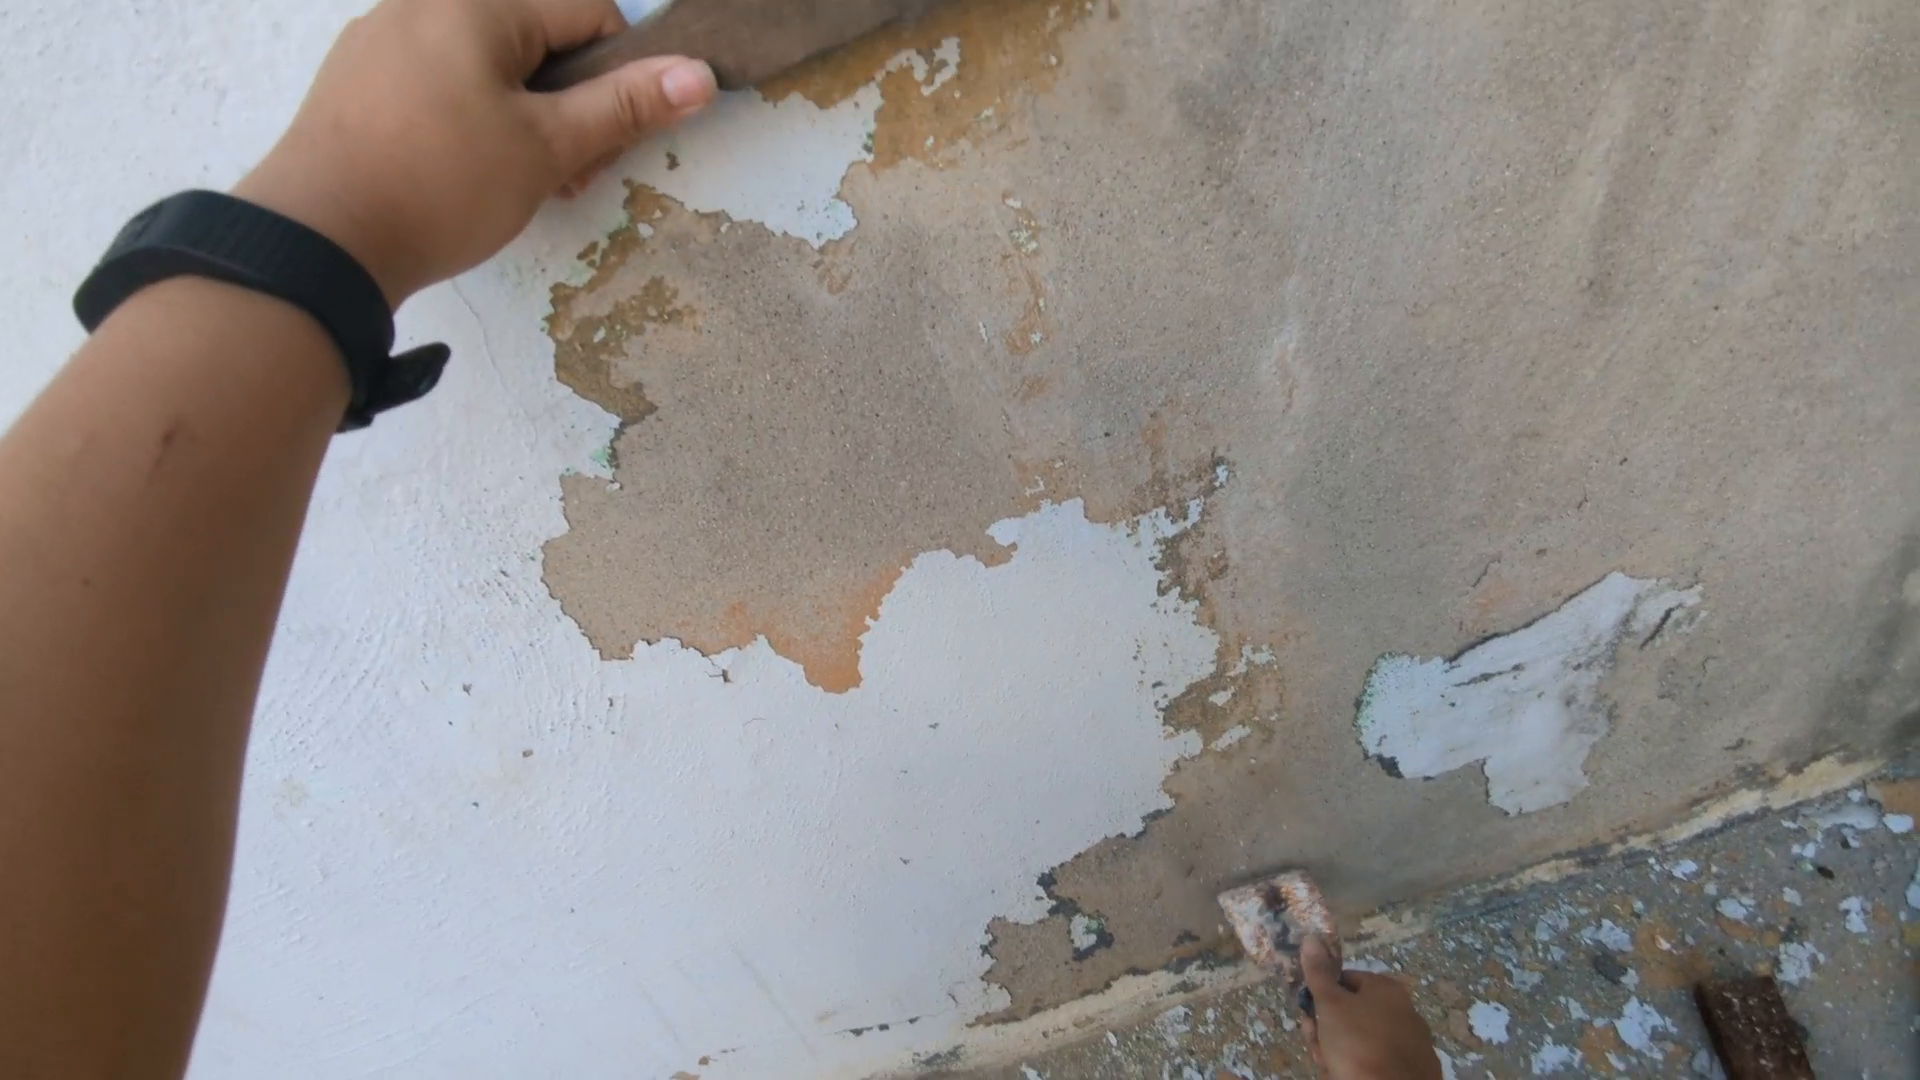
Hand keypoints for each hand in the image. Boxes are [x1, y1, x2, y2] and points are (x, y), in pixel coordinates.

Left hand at [233, 0, 717, 304]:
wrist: (325, 235)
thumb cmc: (448, 182)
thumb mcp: (550, 146)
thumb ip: (626, 107)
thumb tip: (700, 74)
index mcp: (475, 5)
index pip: (588, 12)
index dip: (622, 75)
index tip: (612, 139)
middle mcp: (427, 3)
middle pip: (541, 43)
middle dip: (575, 107)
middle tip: (572, 174)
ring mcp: (387, 39)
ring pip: (498, 69)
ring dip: (535, 122)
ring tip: (528, 182)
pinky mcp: (365, 79)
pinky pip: (451, 85)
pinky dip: (486, 123)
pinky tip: (478, 174)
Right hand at [1300, 936, 1443, 1079]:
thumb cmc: (1357, 1043)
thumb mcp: (1329, 1003)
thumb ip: (1318, 971)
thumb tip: (1311, 938)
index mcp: (1388, 989)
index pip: (1345, 979)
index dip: (1323, 994)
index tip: (1310, 1012)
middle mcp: (1407, 1012)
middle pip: (1354, 1012)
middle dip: (1328, 1025)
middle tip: (1314, 1039)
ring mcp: (1415, 1046)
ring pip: (1365, 1038)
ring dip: (1340, 1046)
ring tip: (1325, 1060)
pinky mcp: (1417, 1074)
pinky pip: (1381, 1060)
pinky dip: (1363, 1064)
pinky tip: (1347, 1073)